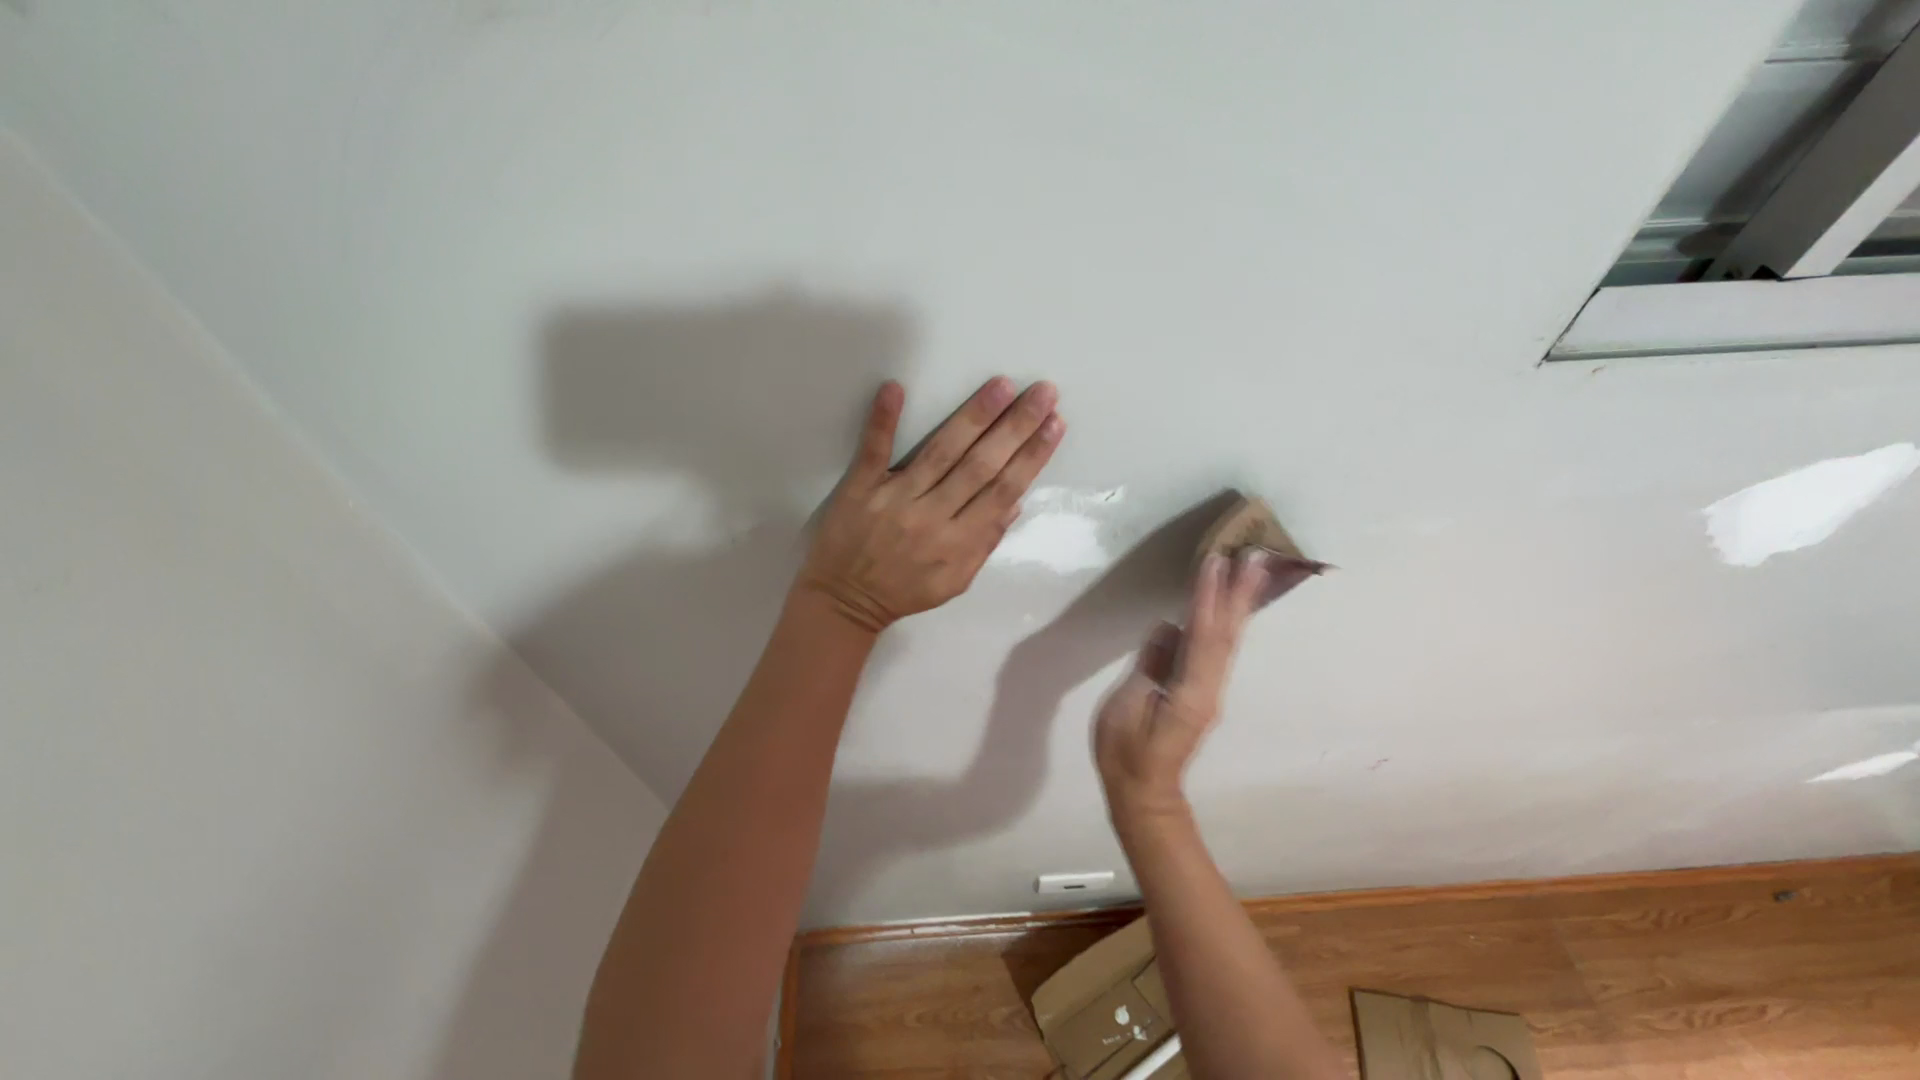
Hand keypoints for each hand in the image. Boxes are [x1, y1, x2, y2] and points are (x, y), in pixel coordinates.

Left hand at [798, 377, 1063, 632]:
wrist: (844, 602)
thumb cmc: (903, 591)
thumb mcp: (954, 582)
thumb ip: (984, 543)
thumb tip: (1015, 502)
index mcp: (959, 542)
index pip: (1004, 491)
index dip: (1031, 456)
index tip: (1055, 424)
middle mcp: (933, 516)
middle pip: (982, 465)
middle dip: (1016, 427)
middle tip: (1042, 391)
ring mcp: (896, 499)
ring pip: (942, 452)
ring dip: (974, 416)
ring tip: (1000, 386)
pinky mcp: (862, 488)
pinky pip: (874, 450)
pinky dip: (884, 420)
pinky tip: (896, 388)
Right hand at [1094, 550, 1272, 826]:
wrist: (1143, 792)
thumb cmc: (1126, 753)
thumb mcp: (1126, 707)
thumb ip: (1149, 664)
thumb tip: (1168, 627)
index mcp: (1190, 691)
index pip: (1201, 634)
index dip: (1207, 596)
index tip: (1215, 561)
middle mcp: (1209, 688)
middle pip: (1227, 633)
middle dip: (1239, 592)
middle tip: (1255, 556)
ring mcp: (1209, 691)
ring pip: (1228, 640)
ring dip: (1239, 604)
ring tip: (1252, 572)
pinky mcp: (1201, 693)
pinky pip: (1218, 650)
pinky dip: (1225, 623)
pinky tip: (1228, 607)